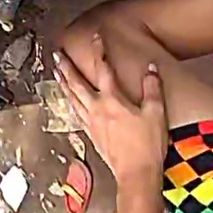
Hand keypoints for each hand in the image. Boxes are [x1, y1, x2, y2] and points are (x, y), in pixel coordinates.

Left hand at [55, 33, 169, 197]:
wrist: (136, 176)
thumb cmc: (147, 146)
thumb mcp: (156, 113)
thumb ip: (152, 88)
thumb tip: (150, 68)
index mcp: (112, 100)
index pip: (103, 68)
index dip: (98, 50)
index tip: (95, 36)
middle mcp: (97, 109)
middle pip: (77, 83)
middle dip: (67, 67)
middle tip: (57, 54)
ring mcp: (91, 123)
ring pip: (72, 98)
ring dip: (63, 83)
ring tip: (56, 73)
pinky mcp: (91, 136)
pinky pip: (76, 113)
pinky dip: (70, 102)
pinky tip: (69, 101)